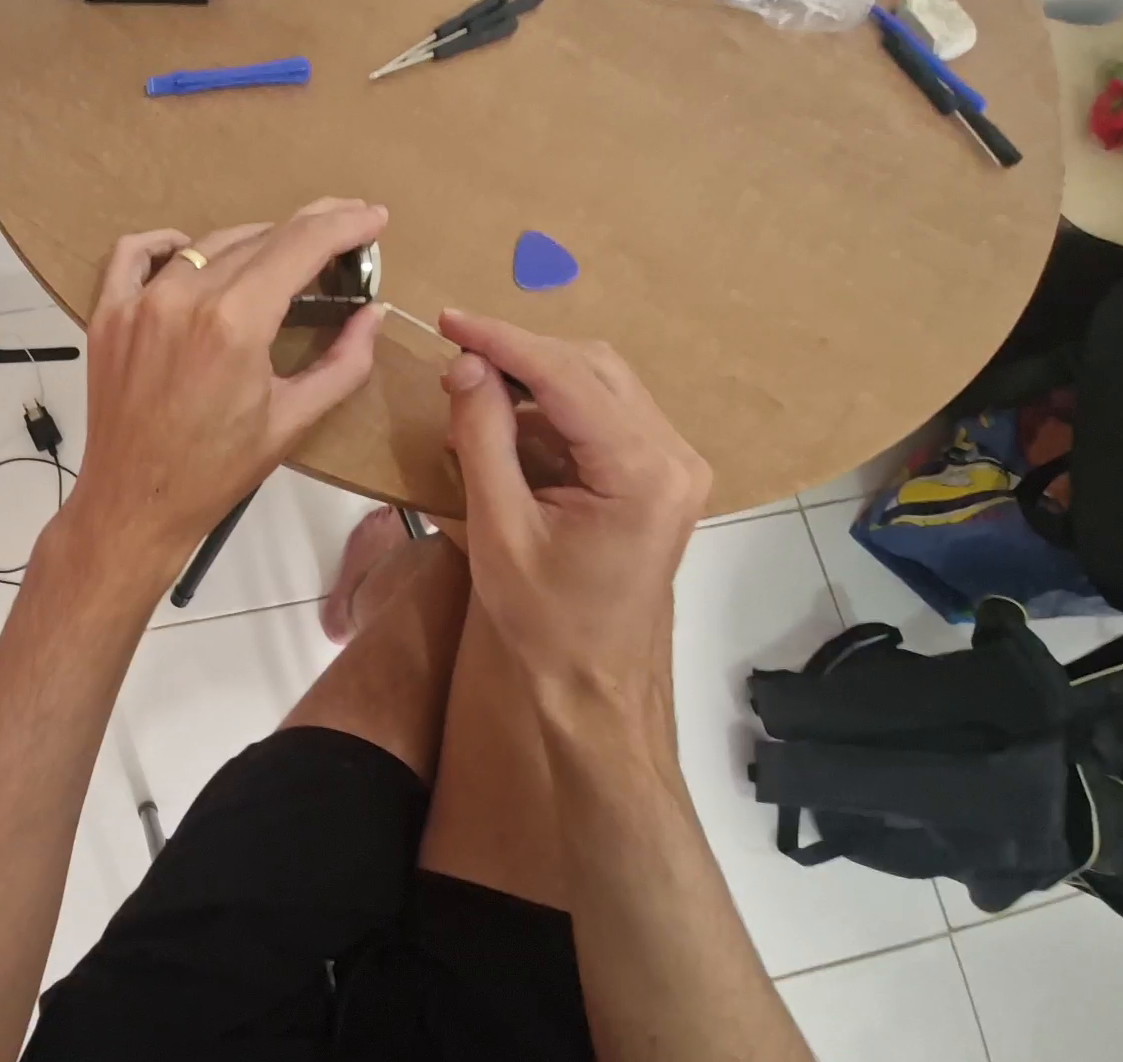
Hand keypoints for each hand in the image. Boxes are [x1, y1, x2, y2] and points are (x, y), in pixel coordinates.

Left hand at [61, 199, 389, 567]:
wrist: (136, 505)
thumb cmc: (216, 474)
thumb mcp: (291, 422)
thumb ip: (344, 364)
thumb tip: (373, 314)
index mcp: (236, 323)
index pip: (300, 246)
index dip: (344, 224)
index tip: (372, 218)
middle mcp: (184, 298)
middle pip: (258, 239)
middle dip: (308, 231)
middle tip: (338, 239)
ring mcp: (138, 303)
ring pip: (206, 246)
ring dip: (250, 242)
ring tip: (277, 257)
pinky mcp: (108, 316)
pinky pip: (133, 255)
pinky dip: (167, 244)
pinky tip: (190, 252)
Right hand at [439, 311, 710, 752]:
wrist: (592, 681)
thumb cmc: (543, 620)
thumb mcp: (499, 531)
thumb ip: (483, 441)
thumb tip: (464, 366)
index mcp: (642, 471)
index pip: (568, 377)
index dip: (503, 342)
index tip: (448, 319)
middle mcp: (674, 455)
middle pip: (591, 370)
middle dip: (518, 356)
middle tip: (452, 359)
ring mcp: (674, 465)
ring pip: (599, 387)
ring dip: (533, 381)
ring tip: (469, 396)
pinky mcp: (659, 477)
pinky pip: (602, 419)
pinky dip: (550, 412)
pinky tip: (505, 426)